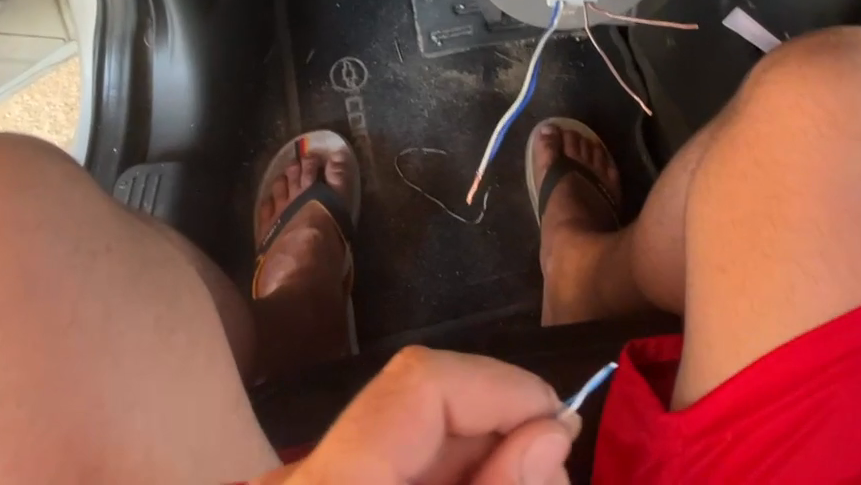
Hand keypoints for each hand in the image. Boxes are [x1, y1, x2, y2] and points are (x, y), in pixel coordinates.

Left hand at [261, 347, 576, 484]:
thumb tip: (553, 428)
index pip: (421, 384)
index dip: (501, 387)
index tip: (561, 425)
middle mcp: (300, 470)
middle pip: (419, 408)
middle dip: (502, 429)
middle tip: (550, 475)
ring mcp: (301, 481)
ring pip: (411, 441)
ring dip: (481, 460)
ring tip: (522, 481)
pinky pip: (392, 468)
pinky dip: (447, 480)